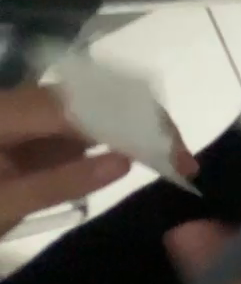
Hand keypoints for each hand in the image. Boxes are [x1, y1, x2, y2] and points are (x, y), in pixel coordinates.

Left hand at [1, 84, 195, 236]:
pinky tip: (127, 154)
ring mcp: (21, 112)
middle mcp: (19, 101)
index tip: (177, 159)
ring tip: (164, 157)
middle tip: (179, 158)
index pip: (93, 110)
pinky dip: (110, 135)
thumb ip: (57, 184)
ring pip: (96, 107)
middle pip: (101, 100)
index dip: (141, 130)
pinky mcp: (22, 126)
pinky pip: (79, 121)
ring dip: (134, 129)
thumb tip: (128, 161)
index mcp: (7, 112)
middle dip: (147, 125)